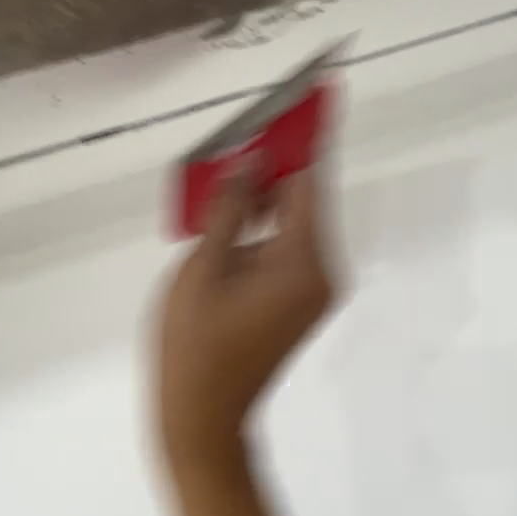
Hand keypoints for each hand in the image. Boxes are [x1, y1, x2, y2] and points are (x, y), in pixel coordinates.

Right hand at [154, 163, 341, 476]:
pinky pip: (286, 249)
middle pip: (305, 201)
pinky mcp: (298, 302)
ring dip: (263, 200)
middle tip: (233, 147)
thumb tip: (253, 160)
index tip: (307, 98)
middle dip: (273, 169)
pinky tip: (226, 224)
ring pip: (293, 223)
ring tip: (220, 186)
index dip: (304, 140)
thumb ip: (231, 208)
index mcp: (303, 262)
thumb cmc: (194, 342)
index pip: (311, 183)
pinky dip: (262, 229)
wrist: (202, 417)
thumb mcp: (203, 266)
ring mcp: (313, 290)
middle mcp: (322, 272)